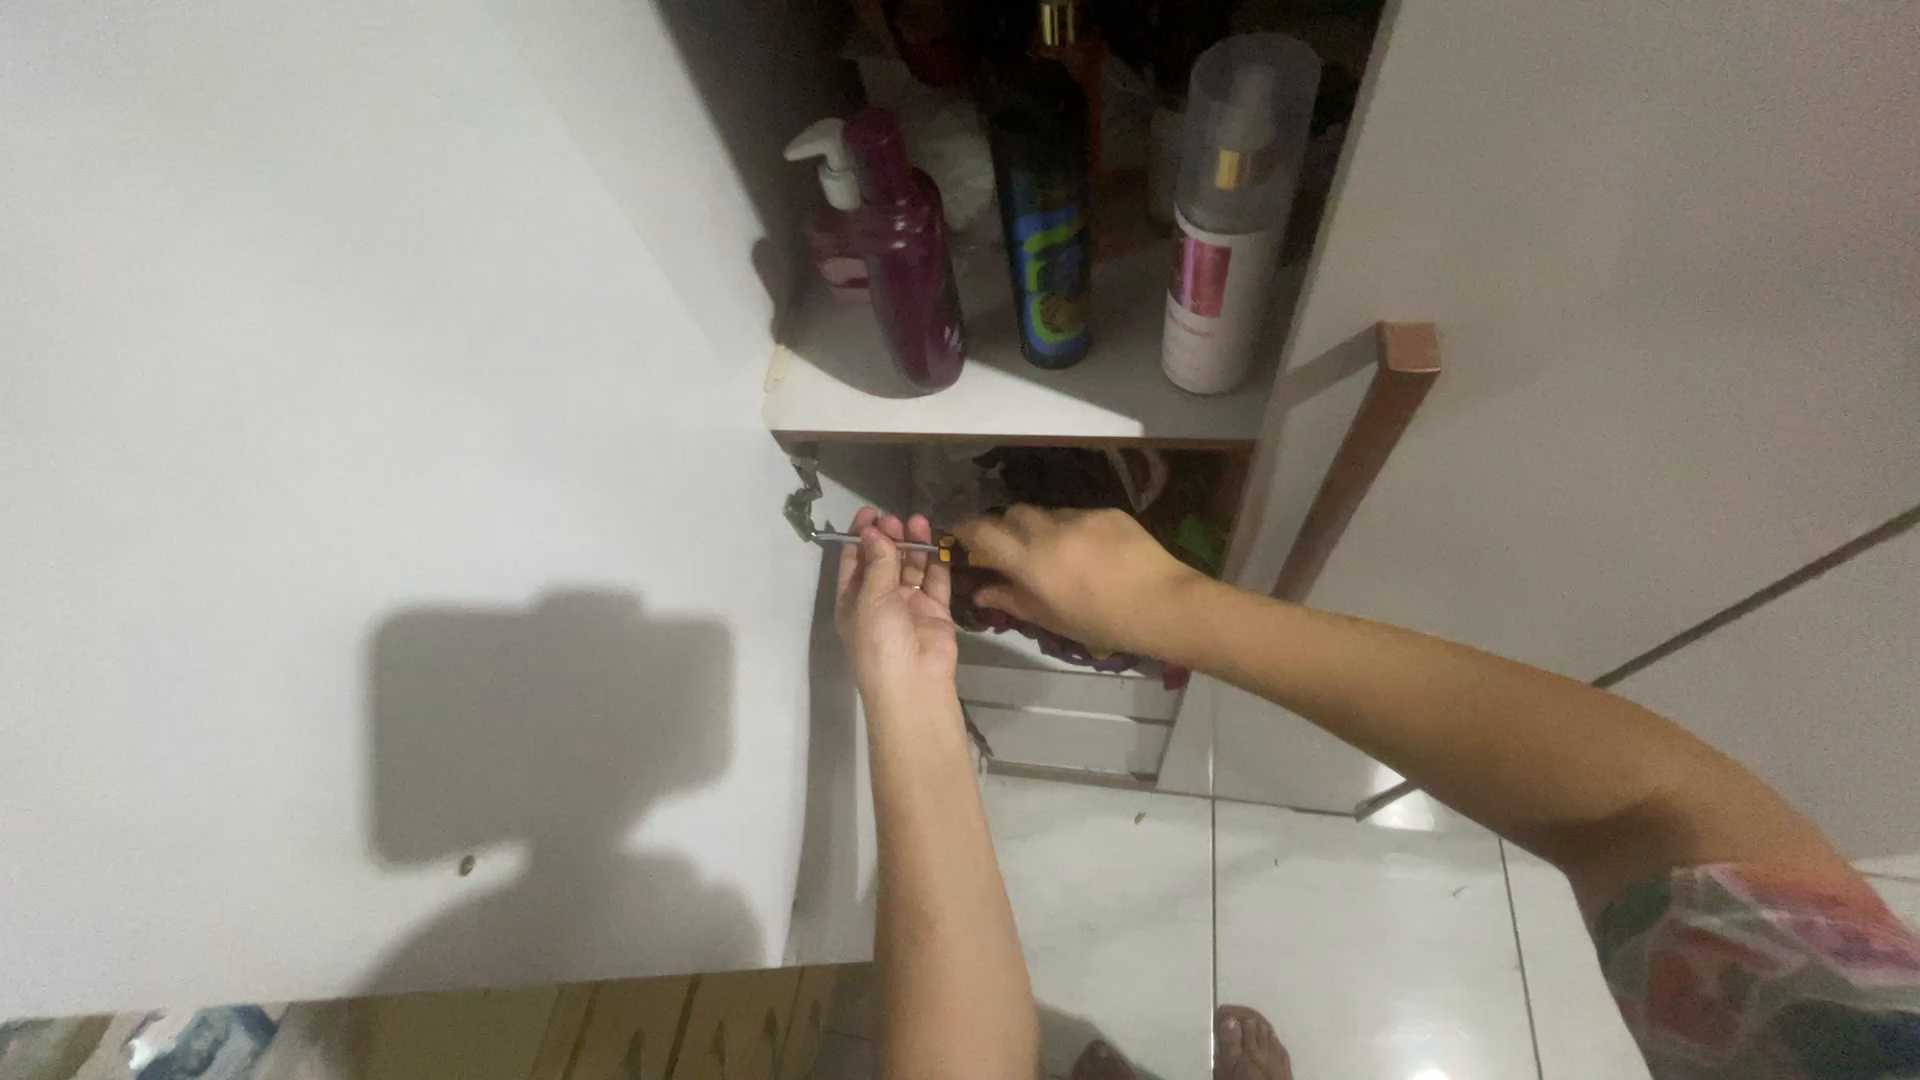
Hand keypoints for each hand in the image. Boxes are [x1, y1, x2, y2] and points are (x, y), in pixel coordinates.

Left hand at [835, 507, 957, 704]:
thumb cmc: (879, 640)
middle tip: (896, 520)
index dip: (861, 537)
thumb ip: (877, 564)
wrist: (913, 684)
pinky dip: (937, 562)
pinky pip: (936, 581)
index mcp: (853, 601)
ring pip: (911, 568)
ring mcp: (909, 606)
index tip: (870, 513)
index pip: (855, 562)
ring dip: (913, 546)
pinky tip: (937, 542)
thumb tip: (873, 532)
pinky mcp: (935, 611)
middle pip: (885, 561)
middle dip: (889, 539)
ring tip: (917, 523)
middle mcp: (880, 601)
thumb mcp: (870, 599)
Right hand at [952, 505, 1203, 655]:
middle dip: (1004, 527)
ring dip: (1038, 528)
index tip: (959, 534)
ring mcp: (1079, 517)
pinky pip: (1077, 516)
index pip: (982, 530)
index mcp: (1030, 560)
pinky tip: (1089, 552)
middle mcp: (1049, 530)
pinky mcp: (1106, 512)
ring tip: (1054, 554)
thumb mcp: (1051, 617)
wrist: (1163, 604)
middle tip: (1010, 549)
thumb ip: (1012, 600)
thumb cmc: (1102, 621)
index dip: (965, 528)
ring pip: (1045, 513)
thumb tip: (981, 593)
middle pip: (1012, 514)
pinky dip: (1071, 530)